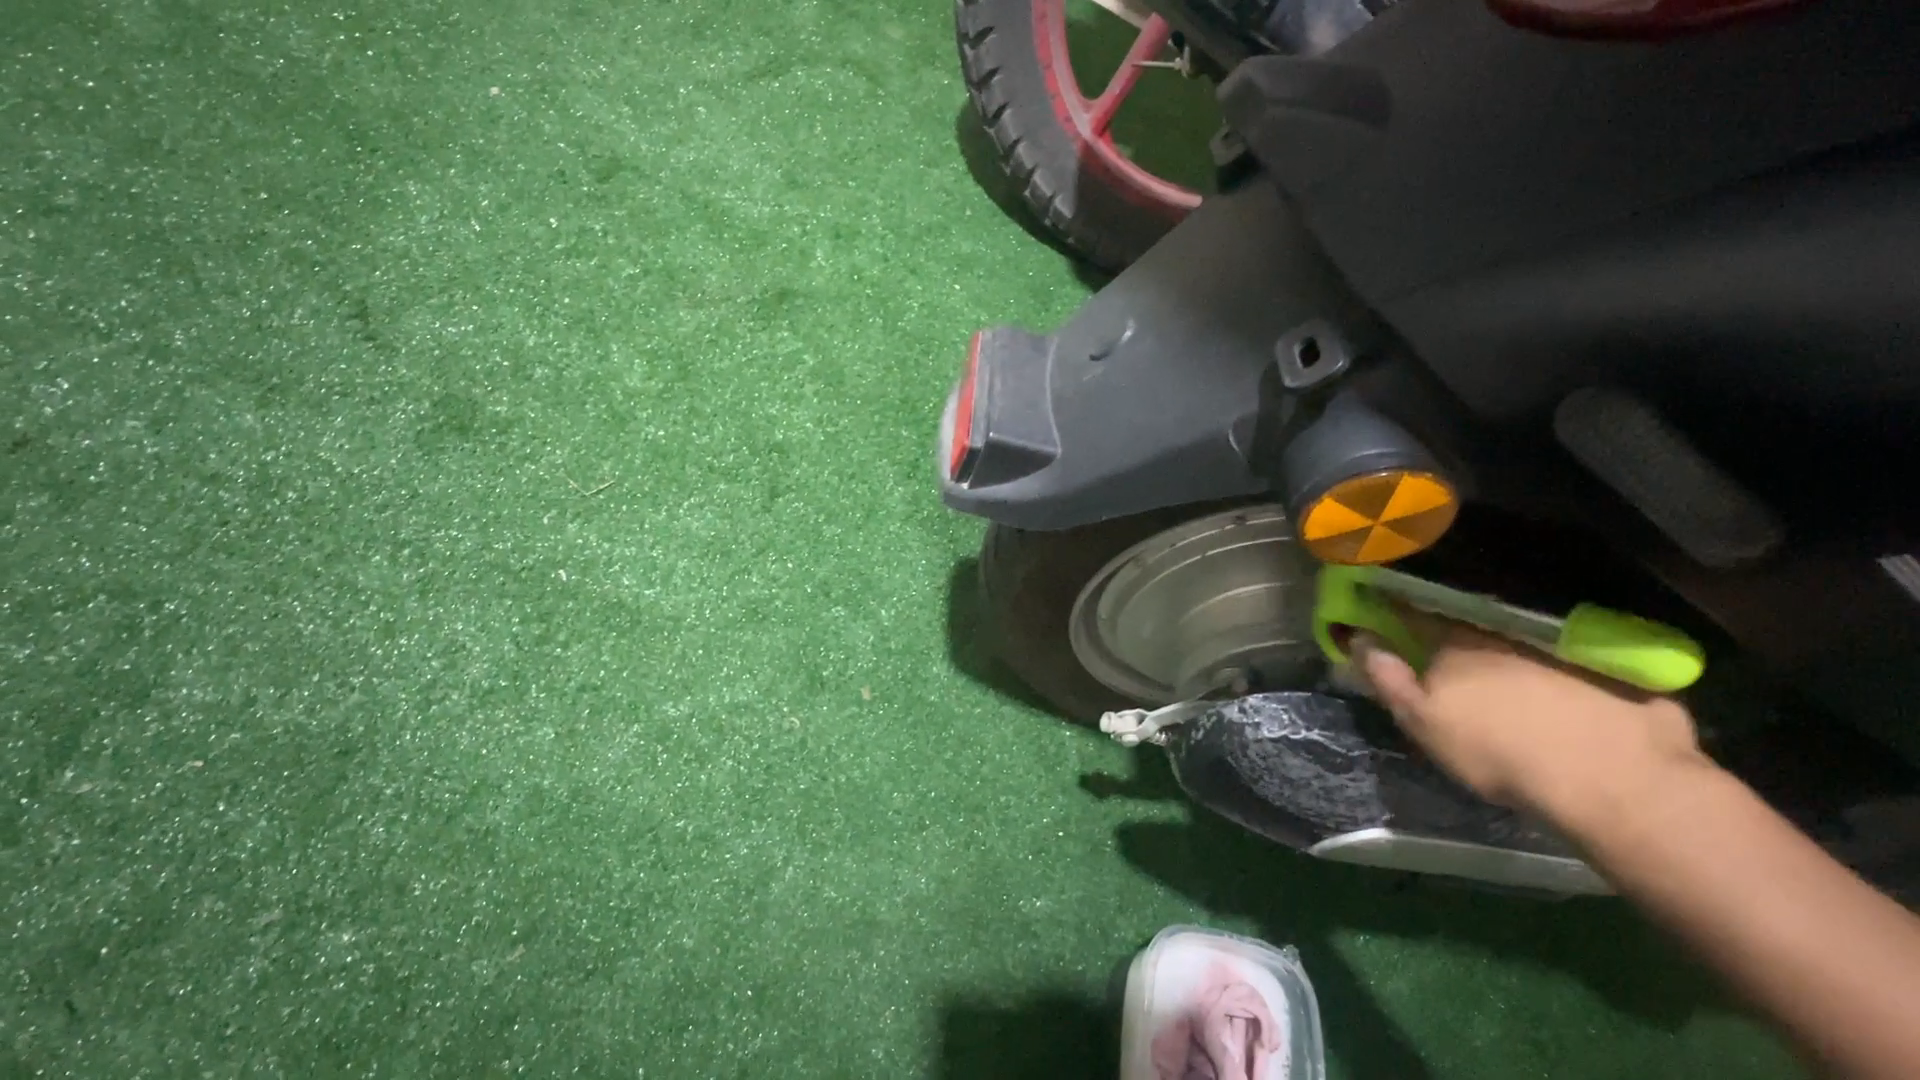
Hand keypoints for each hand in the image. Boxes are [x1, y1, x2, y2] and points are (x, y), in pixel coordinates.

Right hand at [1352, 615, 1711, 820]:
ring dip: (1514, 656)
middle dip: (1461, 640)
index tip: (1384, 616)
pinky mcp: (1618, 675)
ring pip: (1526, 646)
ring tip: (1511, 686)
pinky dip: (1574, 676)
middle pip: (1473, 632)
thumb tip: (1360, 639)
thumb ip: (1390, 680)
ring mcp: (1564, 652)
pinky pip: (1584, 667)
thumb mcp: (1423, 723)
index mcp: (1456, 644)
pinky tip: (1577, 699)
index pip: (1416, 617)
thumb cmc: (1496, 752)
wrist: (1610, 778)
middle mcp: (1507, 637)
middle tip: (1457, 665)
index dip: (1398, 615)